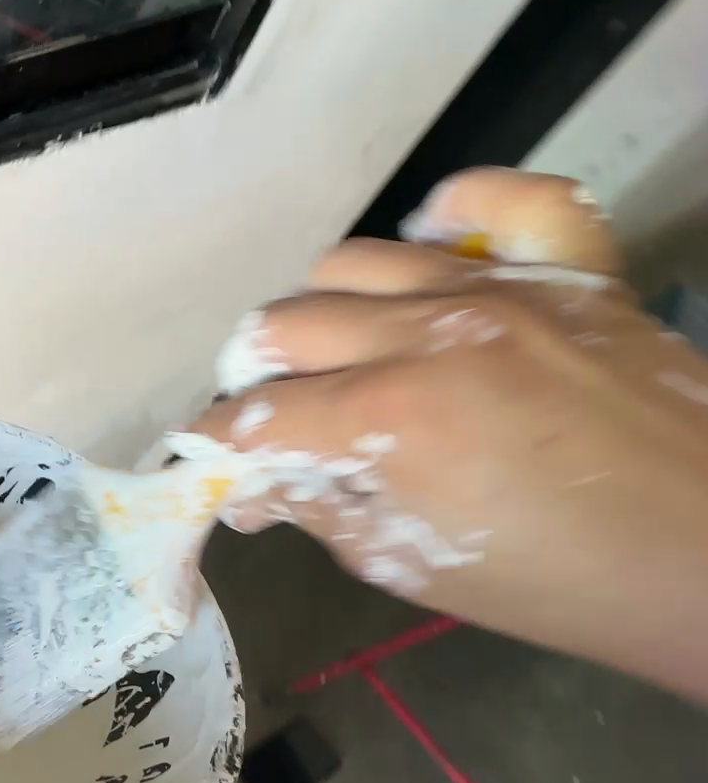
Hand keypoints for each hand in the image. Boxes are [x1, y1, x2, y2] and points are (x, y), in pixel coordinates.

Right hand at [187, 168, 707, 702]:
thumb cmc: (557, 581)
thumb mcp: (399, 561)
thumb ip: (306, 506)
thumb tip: (243, 484)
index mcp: (390, 419)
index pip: (253, 415)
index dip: (215, 441)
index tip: (208, 458)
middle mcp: (432, 337)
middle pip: (279, 327)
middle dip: (252, 377)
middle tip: (273, 415)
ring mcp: (505, 294)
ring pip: (346, 264)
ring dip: (319, 312)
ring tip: (337, 350)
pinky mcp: (574, 275)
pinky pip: (508, 201)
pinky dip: (455, 212)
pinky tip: (431, 249)